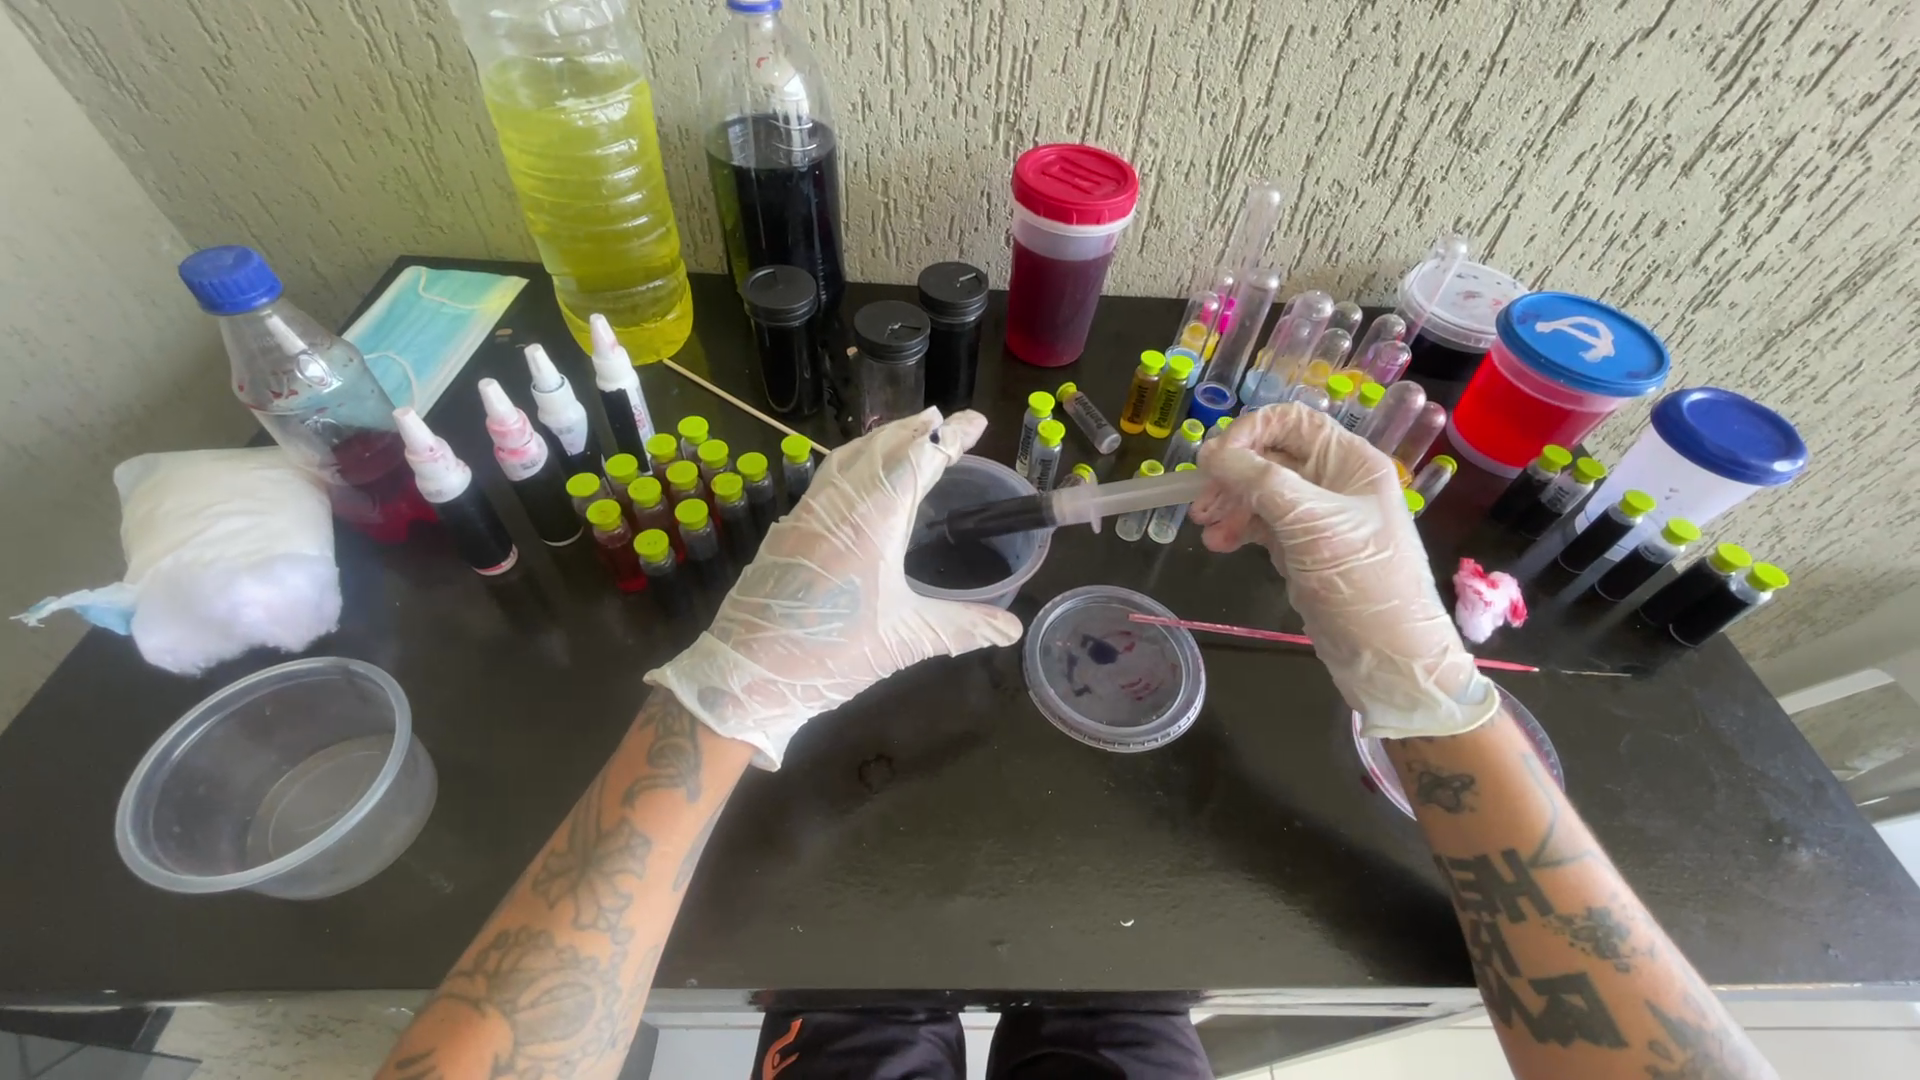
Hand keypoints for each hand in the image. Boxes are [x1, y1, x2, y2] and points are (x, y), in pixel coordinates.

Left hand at [646, 409, 1023, 766]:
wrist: (746, 675)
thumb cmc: (830, 654)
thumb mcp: (905, 641)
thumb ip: (963, 628)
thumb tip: (1013, 632)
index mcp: (871, 522)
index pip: (917, 462)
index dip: (949, 439)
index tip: (974, 420)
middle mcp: (836, 507)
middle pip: (879, 448)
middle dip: (913, 429)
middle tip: (940, 417)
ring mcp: (805, 515)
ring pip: (846, 459)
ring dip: (880, 440)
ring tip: (904, 434)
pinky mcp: (786, 532)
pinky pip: (825, 479)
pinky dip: (852, 462)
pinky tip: (857, 478)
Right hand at [1189, 404, 1495, 738]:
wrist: (1387, 653)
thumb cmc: (1360, 579)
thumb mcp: (1308, 523)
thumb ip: (1258, 481)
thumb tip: (1211, 452)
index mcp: (1348, 461)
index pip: (1291, 422)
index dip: (1249, 432)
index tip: (1214, 460)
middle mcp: (1333, 481)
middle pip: (1268, 457)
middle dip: (1230, 476)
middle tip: (1200, 504)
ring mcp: (1316, 515)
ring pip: (1258, 492)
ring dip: (1227, 505)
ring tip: (1206, 529)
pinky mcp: (1302, 546)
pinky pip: (1260, 523)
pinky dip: (1237, 530)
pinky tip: (1221, 545)